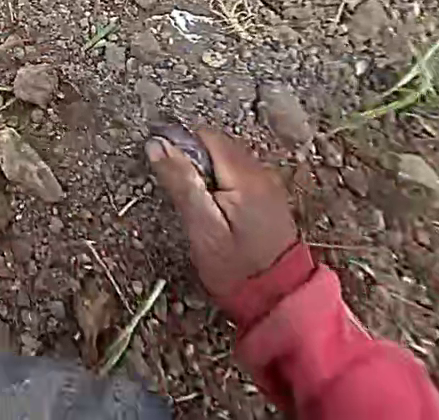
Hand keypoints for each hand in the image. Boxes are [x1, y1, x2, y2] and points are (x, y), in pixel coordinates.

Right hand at [146, 126, 298, 303]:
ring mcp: (268, 182)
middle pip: (217, 145)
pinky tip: (219, 211)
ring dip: (209, 172)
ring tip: (201, 208)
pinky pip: (239, 174)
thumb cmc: (236, 268)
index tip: (171, 173)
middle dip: (196, 162)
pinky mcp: (270, 195)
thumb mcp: (202, 228)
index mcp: (243, 174)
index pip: (205, 136)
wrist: (280, 301)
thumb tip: (157, 144)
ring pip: (227, 158)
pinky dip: (223, 183)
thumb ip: (181, 182)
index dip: (182, 148)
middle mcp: (260, 171)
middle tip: (187, 197)